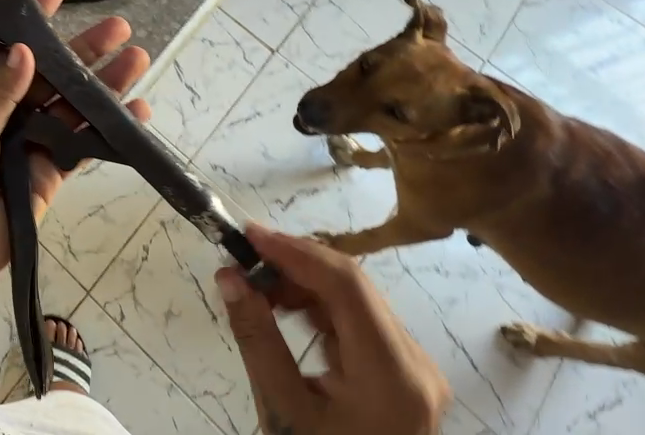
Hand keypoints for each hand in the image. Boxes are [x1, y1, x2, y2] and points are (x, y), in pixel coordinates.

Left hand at [0, 0, 151, 299]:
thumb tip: (26, 50)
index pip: (12, 47)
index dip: (35, 20)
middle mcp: (12, 110)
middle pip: (55, 74)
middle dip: (86, 51)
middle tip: (121, 27)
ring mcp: (35, 141)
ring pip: (76, 106)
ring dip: (106, 85)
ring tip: (138, 59)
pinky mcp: (53, 173)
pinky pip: (85, 145)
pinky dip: (110, 130)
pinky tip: (137, 113)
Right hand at [216, 226, 448, 434]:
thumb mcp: (282, 409)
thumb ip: (256, 337)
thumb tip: (228, 275)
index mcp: (392, 376)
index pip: (347, 286)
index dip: (295, 252)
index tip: (248, 235)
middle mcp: (416, 363)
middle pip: (353, 287)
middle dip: (293, 264)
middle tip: (242, 260)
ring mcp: (415, 368)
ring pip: (354, 299)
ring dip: (302, 284)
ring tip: (255, 289)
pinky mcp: (405, 373)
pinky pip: (357, 320)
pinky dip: (317, 307)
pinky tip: (282, 311)